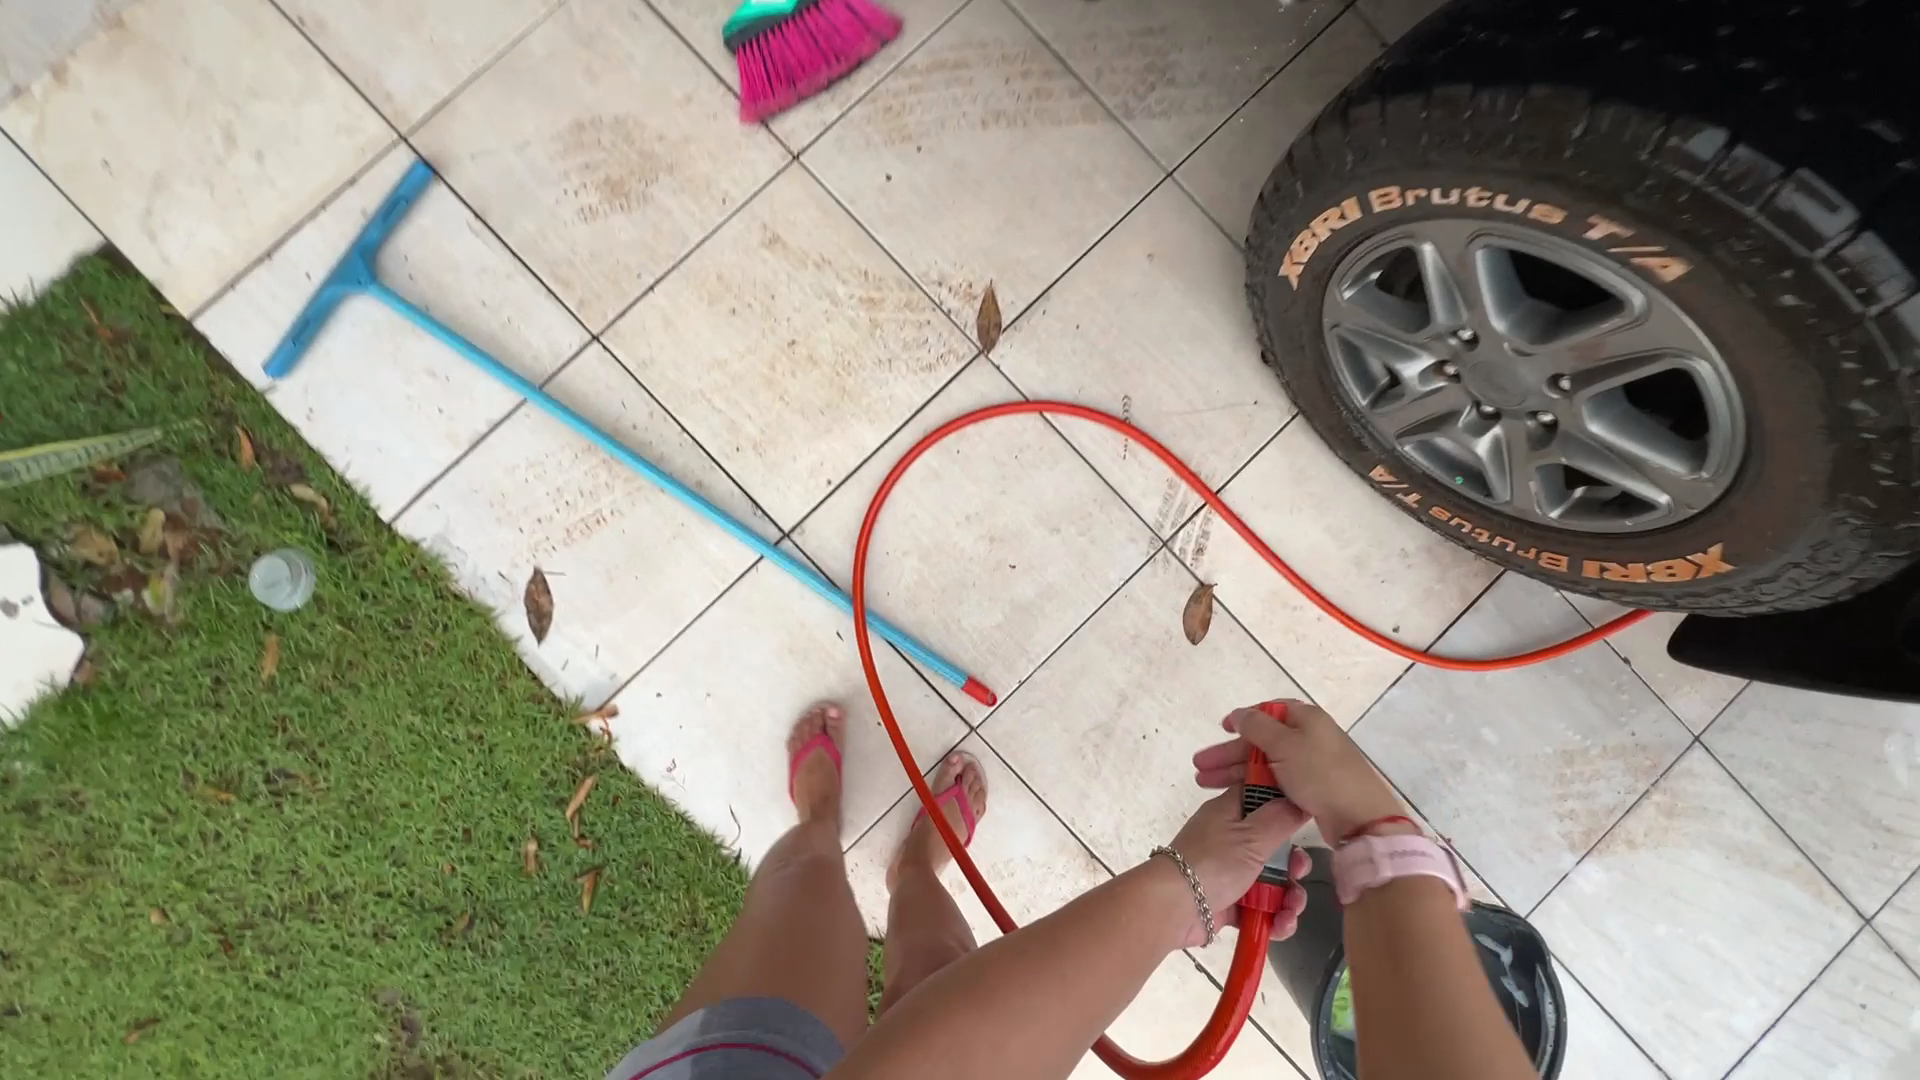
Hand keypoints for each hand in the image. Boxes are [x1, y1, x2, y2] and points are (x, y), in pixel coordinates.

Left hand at [1163, 789, 1310, 947]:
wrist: (1175, 906)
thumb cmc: (1213, 862)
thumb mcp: (1251, 836)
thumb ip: (1279, 818)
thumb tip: (1298, 799)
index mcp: (1229, 812)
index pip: (1258, 796)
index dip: (1283, 804)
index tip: (1303, 818)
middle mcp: (1229, 837)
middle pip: (1273, 845)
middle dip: (1293, 864)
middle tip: (1298, 873)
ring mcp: (1229, 870)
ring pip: (1272, 880)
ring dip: (1288, 897)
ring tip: (1290, 910)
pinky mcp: (1230, 901)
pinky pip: (1261, 906)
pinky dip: (1273, 916)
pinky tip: (1280, 925)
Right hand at [1192, 700, 1406, 845]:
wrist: (1361, 819)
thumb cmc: (1320, 773)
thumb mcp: (1284, 744)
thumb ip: (1256, 726)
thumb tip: (1239, 713)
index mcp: (1306, 719)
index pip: (1269, 710)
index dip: (1243, 718)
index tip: (1222, 730)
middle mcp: (1309, 738)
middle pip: (1261, 740)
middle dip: (1228, 753)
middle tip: (1200, 765)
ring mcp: (1311, 765)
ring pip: (1264, 763)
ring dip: (1234, 771)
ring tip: (1204, 782)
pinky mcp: (1312, 789)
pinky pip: (1275, 781)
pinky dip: (1253, 785)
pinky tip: (1234, 793)